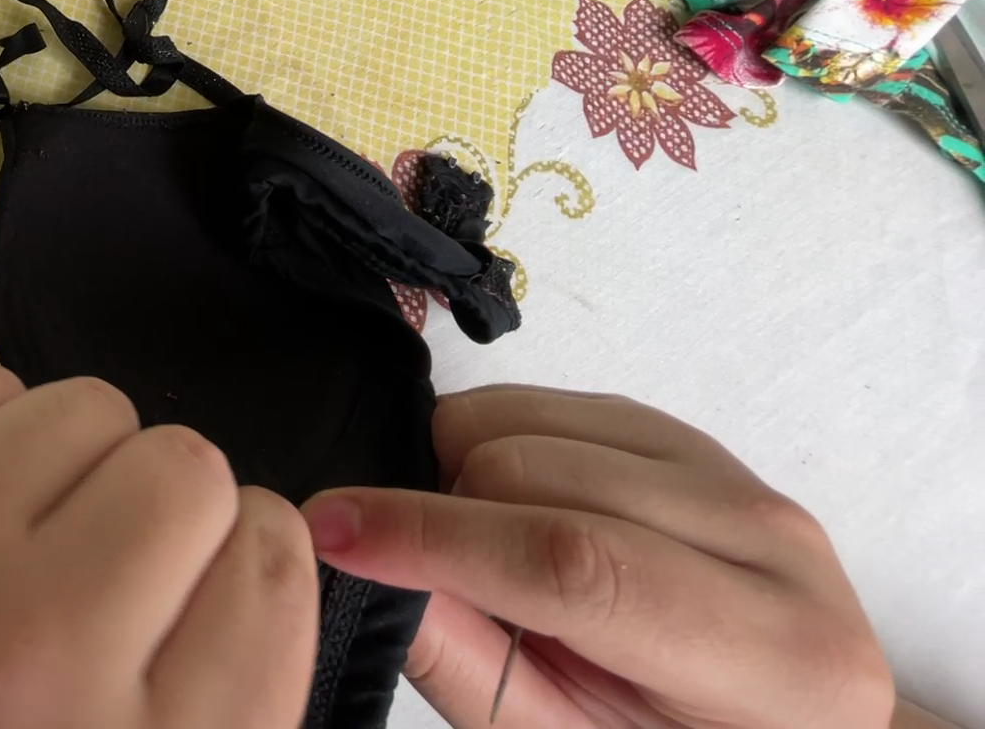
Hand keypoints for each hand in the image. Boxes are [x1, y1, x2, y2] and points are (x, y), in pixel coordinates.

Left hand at [0, 366, 317, 728]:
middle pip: (193, 465)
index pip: (275, 564)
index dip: (244, 554)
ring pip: (95, 403)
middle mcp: (44, 639)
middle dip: (159, 504)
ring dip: (73, 458)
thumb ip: (209, 686)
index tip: (193, 574)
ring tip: (11, 527)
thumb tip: (242, 547)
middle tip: (89, 558)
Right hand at [302, 385, 896, 728]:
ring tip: (487, 546)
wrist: (764, 714)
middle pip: (524, 470)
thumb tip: (357, 561)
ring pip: (509, 421)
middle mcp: (763, 535)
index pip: (568, 562)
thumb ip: (457, 659)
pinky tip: (508, 506)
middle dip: (441, 512)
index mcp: (768, 653)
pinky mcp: (660, 423)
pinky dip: (474, 443)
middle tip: (443, 576)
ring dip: (454, 474)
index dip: (431, 536)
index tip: (328, 530)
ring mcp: (715, 461)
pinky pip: (518, 399)